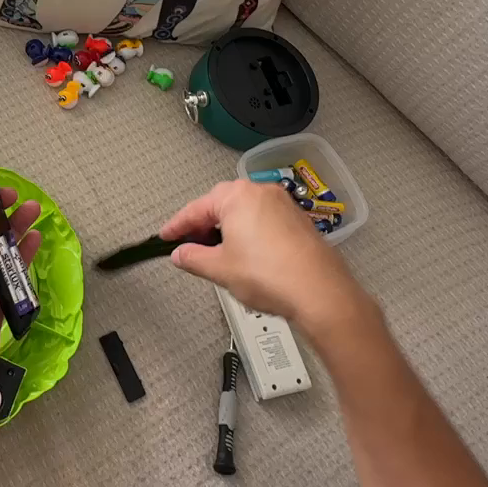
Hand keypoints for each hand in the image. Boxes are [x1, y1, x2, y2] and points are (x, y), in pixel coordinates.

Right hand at [159, 180, 366, 324]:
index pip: (196, 209)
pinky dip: (249, 233)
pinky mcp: (298, 221)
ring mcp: (283, 205)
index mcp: (237, 196)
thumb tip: (180, 254)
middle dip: (203, 225)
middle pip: (221, 205)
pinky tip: (246, 255)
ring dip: (227, 229)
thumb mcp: (220, 269)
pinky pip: (264, 220)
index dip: (178, 226)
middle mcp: (261, 192)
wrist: (321, 294)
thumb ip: (193, 258)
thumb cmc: (270, 276)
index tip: (166, 237)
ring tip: (217, 254)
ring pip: (244, 212)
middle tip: (189, 245)